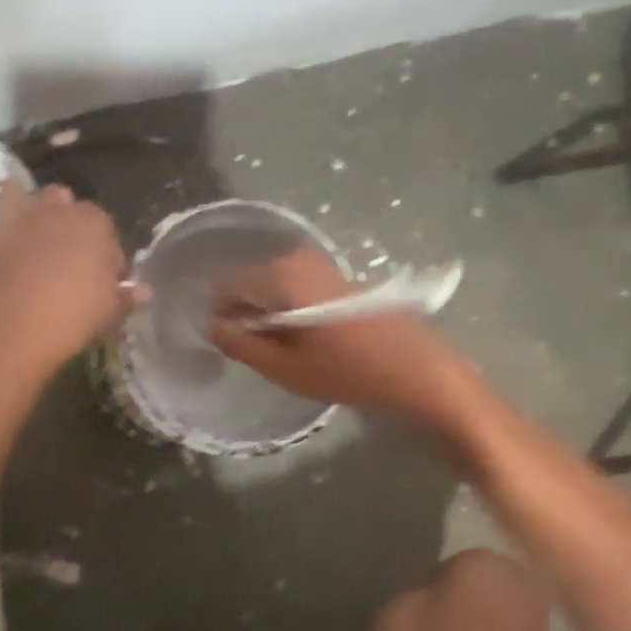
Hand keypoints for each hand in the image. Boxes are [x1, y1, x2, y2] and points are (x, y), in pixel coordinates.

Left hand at [0, 182, 131, 372]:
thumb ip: (126, 296)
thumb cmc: (81, 312)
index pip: (103, 225)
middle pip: (58, 199)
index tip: (104, 270)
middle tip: (61, 238)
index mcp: (93, 223)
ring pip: (11, 193)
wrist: (26, 322)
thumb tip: (143, 292)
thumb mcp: (113, 308)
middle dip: (60, 211)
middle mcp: (54, 212)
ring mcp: (16, 223)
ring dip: (10, 196)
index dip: (104, 246)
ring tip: (10, 204)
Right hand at [208, 247, 470, 424]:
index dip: (221, 314)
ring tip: (283, 349)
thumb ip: (240, 344)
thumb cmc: (346, 371)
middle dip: (245, 313)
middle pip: (251, 282)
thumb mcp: (283, 367)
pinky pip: (297, 286)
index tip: (228, 343)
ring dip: (269, 313)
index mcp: (280, 277)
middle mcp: (298, 258)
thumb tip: (212, 326)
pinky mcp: (341, 276)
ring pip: (275, 285)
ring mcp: (322, 264)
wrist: (417, 369)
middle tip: (257, 351)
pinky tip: (307, 339)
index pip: (227, 286)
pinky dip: (291, 308)